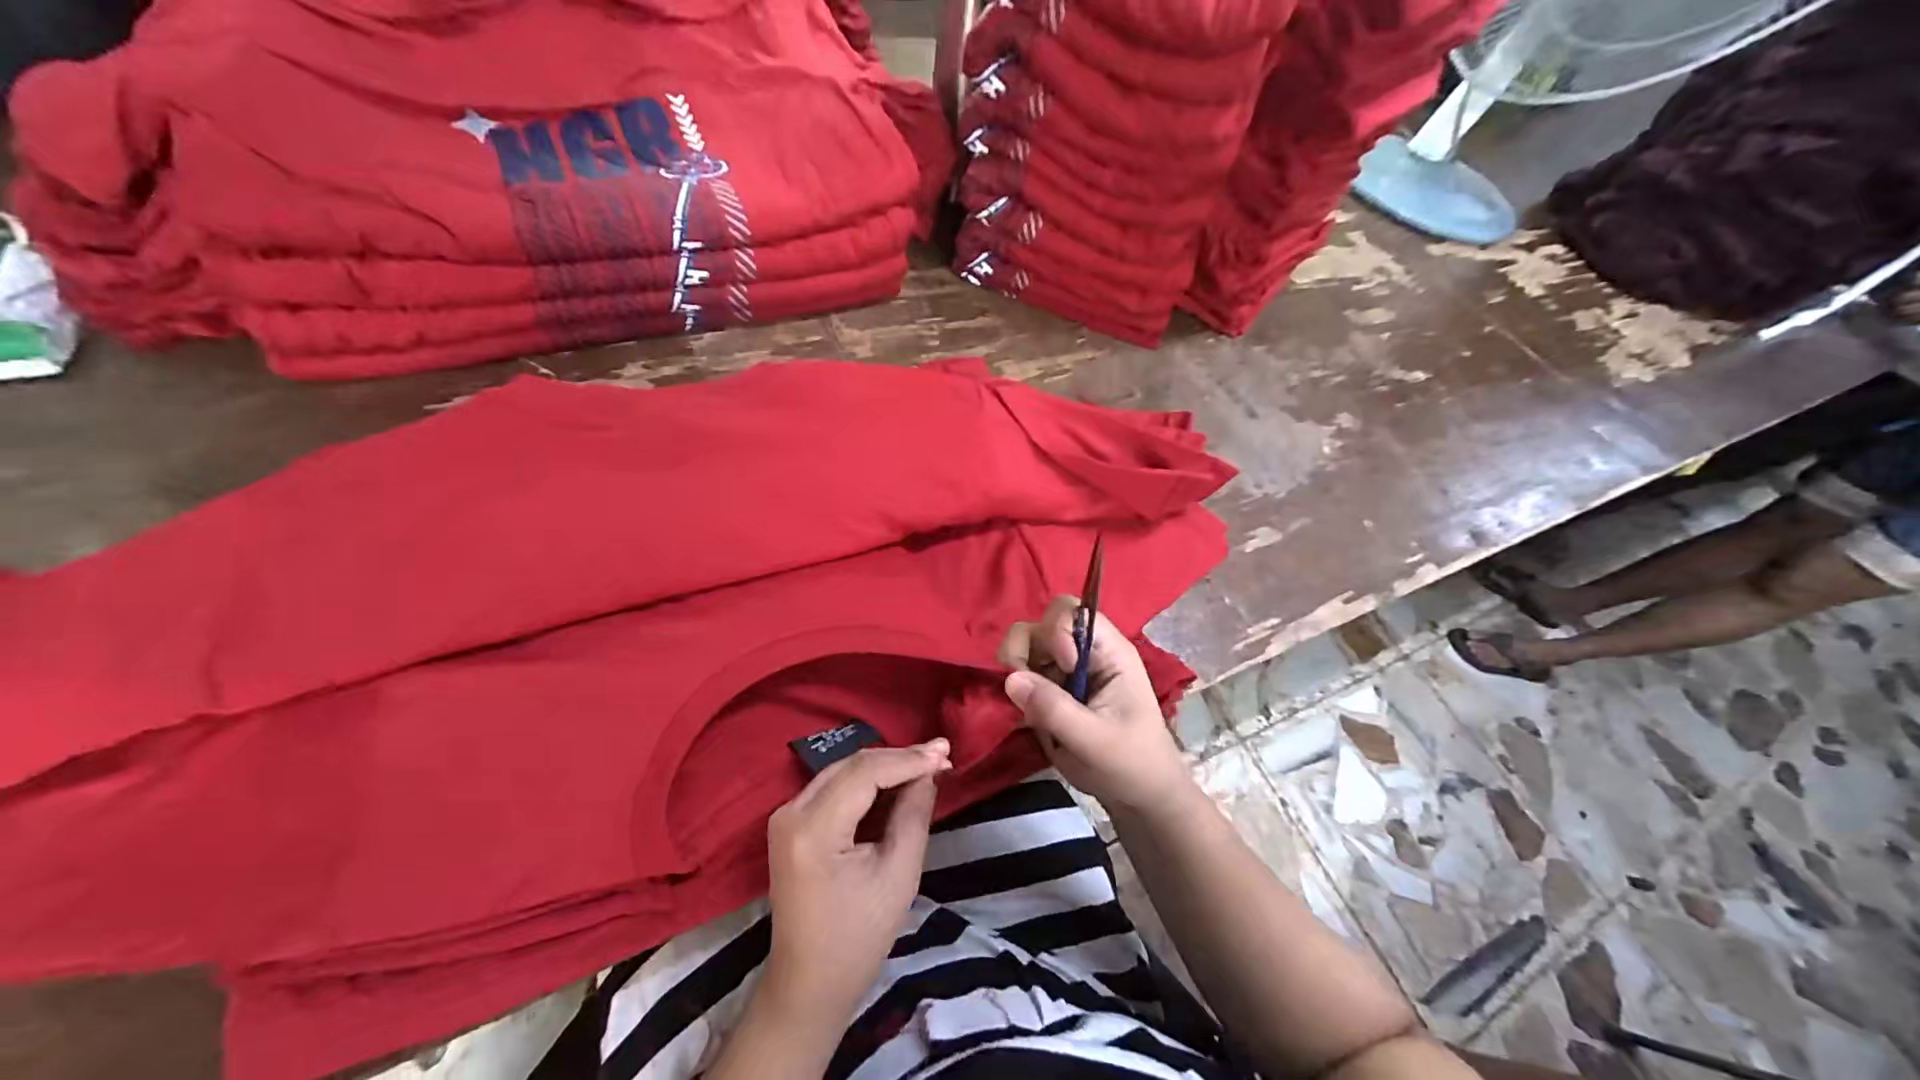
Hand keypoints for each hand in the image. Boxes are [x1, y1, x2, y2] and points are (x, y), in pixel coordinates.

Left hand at [761, 741, 949, 1027]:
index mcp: (813, 830)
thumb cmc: (858, 938)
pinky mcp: (790, 823)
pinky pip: (833, 786)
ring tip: (928, 762)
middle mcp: (791, 812)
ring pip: (842, 770)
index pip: (865, 773)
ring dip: (885, 765)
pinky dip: (867, 780)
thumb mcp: (898, 876)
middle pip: (851, 765)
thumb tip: (927, 772)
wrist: (809, 982)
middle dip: (899, 758)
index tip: (946, 754)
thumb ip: (913, 815)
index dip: (908, 759)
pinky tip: (897, 779)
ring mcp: (785, 816)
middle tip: (942, 754)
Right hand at [998, 596, 1192, 815]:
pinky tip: (1023, 713)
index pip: (1072, 611)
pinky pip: (1022, 674)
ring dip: (1016, 669)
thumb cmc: (1131, 765)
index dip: (1056, 633)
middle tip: (1026, 687)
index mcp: (1109, 652)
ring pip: (1025, 647)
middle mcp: (1084, 653)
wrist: (1138, 797)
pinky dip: (1014, 688)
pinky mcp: (1051, 691)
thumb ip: (1054, 709)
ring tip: (1025, 705)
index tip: (1063, 668)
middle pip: (1040, 625)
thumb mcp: (1095, 740)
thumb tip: (1011, 678)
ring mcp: (1065, 672)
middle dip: (1025, 649)